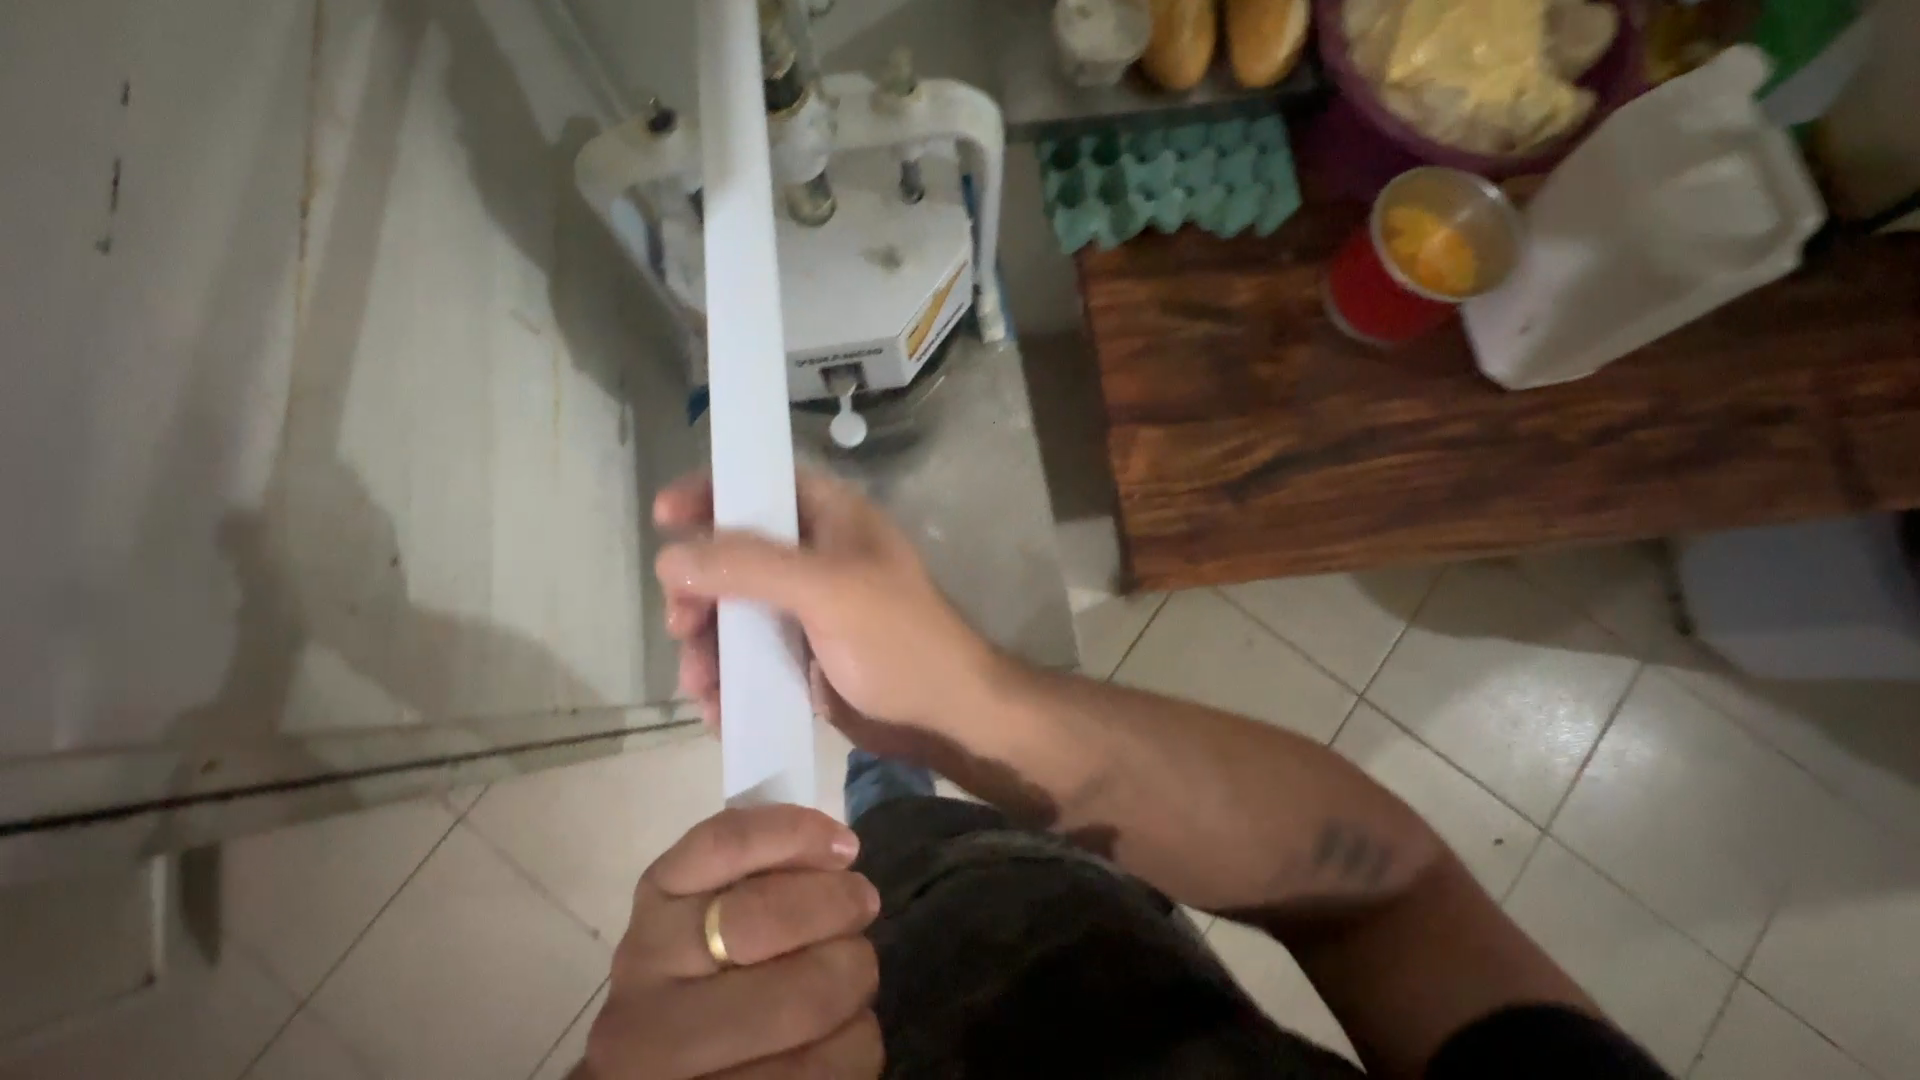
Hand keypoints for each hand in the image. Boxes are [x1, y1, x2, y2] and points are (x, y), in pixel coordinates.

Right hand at [582, 805, 882, 1078]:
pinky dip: (856, 1039)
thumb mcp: (709, 911)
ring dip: (855, 977)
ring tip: (850, 975)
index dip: (793, 834)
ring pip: (809, 998)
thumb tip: (837, 851)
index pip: (718, 847)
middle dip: (839, 905)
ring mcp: (674, 1069)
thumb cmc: (703, 980)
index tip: (844, 846)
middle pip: (764, 923)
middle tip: (863, 904)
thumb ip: (760, 874)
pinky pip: (831, 1064)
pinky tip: (838, 1034)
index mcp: (652, 920)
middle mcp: (646, 993)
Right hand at [654, 468, 1000, 748]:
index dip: (711, 494)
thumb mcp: (827, 591)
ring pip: (733, 611)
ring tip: (703, 686)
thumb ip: (749, 567)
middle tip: (682, 627)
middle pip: (732, 555)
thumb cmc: (898, 640)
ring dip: (707, 647)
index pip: (761, 486)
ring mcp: (808, 607)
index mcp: (831, 519)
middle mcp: (816, 556)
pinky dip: (729, 678)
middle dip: (699, 592)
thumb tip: (670, 556)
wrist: (946, 716)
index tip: (663, 517)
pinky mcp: (802, 653)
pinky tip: (719, 710)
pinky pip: (748, 655)